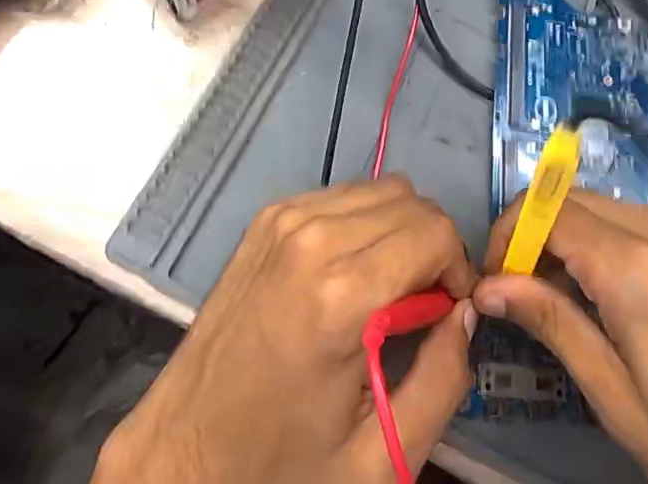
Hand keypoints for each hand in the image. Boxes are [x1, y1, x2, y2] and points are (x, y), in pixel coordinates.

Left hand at [96, 177, 477, 483]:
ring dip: (401, 231)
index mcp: (340, 295)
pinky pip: (344, 196)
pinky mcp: (268, 218)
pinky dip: (365, 222)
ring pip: (381, 190)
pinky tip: (351, 271)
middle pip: (412, 203)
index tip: (450, 309)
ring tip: (387, 287)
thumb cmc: (280, 463)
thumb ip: (444, 379)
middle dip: (433, 247)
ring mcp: (284, 219)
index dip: (458, 268)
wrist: (179, 456)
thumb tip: (467, 311)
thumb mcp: (379, 456)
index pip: (434, 233)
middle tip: (424, 301)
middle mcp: (311, 238)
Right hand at [476, 191, 647, 483]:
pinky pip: (629, 222)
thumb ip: (549, 319)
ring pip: (599, 207)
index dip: (508, 235)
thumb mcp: (611, 387)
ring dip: (563, 235)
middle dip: (531, 232)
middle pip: (571, 200)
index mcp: (633, 262)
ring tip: (555, 295)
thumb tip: (487, 286)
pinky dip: (597, 240)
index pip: (546, 212)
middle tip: (515, 287)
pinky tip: (599, 291)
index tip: (491, 278)